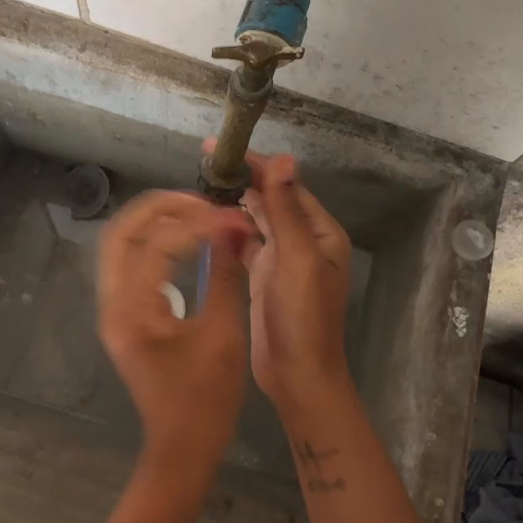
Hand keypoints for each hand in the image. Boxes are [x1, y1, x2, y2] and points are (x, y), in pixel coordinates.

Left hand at [97, 191, 252, 478]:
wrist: (182, 449)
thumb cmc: (206, 400)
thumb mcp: (224, 335)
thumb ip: (226, 275)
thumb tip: (234, 227)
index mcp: (133, 310)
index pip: (157, 244)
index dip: (197, 223)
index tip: (233, 217)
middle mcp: (113, 304)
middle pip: (121, 233)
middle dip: (161, 208)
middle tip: (203, 201)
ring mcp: (114, 310)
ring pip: (122, 245)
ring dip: (156, 222)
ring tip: (198, 214)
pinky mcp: (125, 316)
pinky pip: (131, 264)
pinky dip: (156, 243)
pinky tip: (188, 241)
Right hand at [203, 142, 354, 407]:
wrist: (298, 375)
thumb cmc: (303, 316)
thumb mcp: (297, 257)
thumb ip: (287, 209)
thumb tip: (285, 158)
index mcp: (320, 232)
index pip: (287, 187)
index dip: (258, 165)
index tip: (223, 148)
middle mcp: (305, 241)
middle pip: (272, 200)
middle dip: (243, 180)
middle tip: (204, 162)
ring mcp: (284, 261)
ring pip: (258, 221)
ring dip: (235, 203)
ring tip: (202, 185)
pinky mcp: (264, 279)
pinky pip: (247, 245)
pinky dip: (231, 230)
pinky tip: (209, 221)